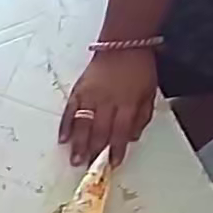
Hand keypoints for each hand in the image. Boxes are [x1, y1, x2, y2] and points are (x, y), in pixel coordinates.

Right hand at [59, 47, 156, 166]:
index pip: (121, 131)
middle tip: (89, 167)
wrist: (123, 45)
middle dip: (95, 151)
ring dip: (78, 144)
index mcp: (128, 102)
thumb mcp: (149, 92)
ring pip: (83, 125)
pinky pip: (70, 112)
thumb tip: (131, 138)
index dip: (117, 149)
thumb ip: (142, 117)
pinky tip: (63, 139)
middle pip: (100, 131)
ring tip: (75, 160)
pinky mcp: (78, 92)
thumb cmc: (138, 70)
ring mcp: (91, 96)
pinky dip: (65, 126)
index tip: (113, 163)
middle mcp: (108, 101)